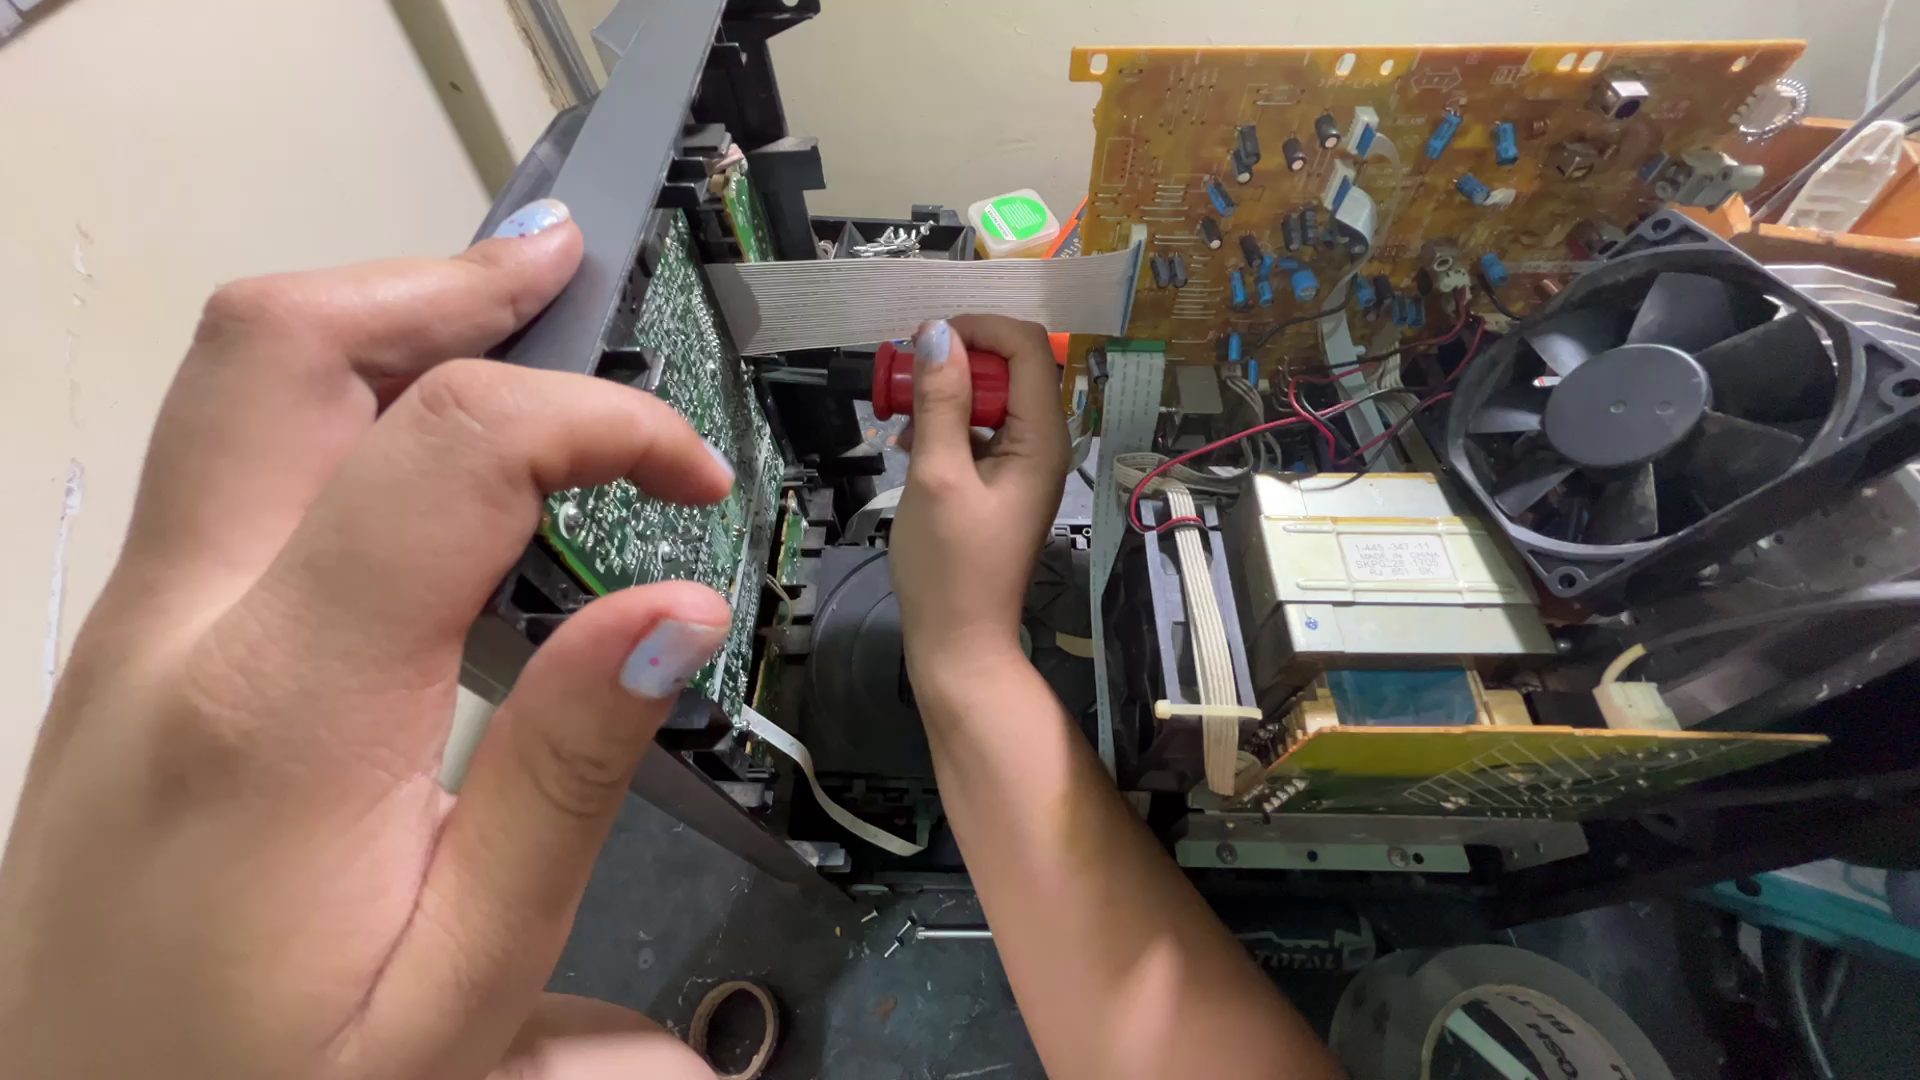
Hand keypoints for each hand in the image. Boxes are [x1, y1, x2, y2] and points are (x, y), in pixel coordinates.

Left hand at [0, 200, 728, 1079]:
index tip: (695, 473)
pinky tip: (449, 435)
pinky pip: (252, 456)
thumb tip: (677, 605)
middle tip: (566, 267)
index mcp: (285, 700)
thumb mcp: (468, 967)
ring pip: (249, 385)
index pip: (456, 450)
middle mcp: (185, 622)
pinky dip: (365, 397)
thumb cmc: (289, 1078)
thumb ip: (569, 770)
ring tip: (521, 314)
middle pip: (282, 352)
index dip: (599, 420)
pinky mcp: (151, 646)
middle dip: (445, 282)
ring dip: (401, 320)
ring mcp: (145, 623)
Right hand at [890, 317, 1069, 679]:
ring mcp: (1023, 467)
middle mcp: (1041, 446)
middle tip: (905, 379)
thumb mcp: (937, 477)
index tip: (925, 343)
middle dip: (957, 363)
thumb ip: (941, 402)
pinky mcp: (1001, 485)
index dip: (979, 331)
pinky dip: (947, 428)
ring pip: (992, 402)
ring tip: (901, 413)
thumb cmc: (948, 567)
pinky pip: (980, 436)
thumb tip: (937, 334)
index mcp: (1040, 439)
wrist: (958, 641)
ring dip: (947, 396)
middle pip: (1011, 370)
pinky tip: (910, 444)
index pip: (1027, 349)